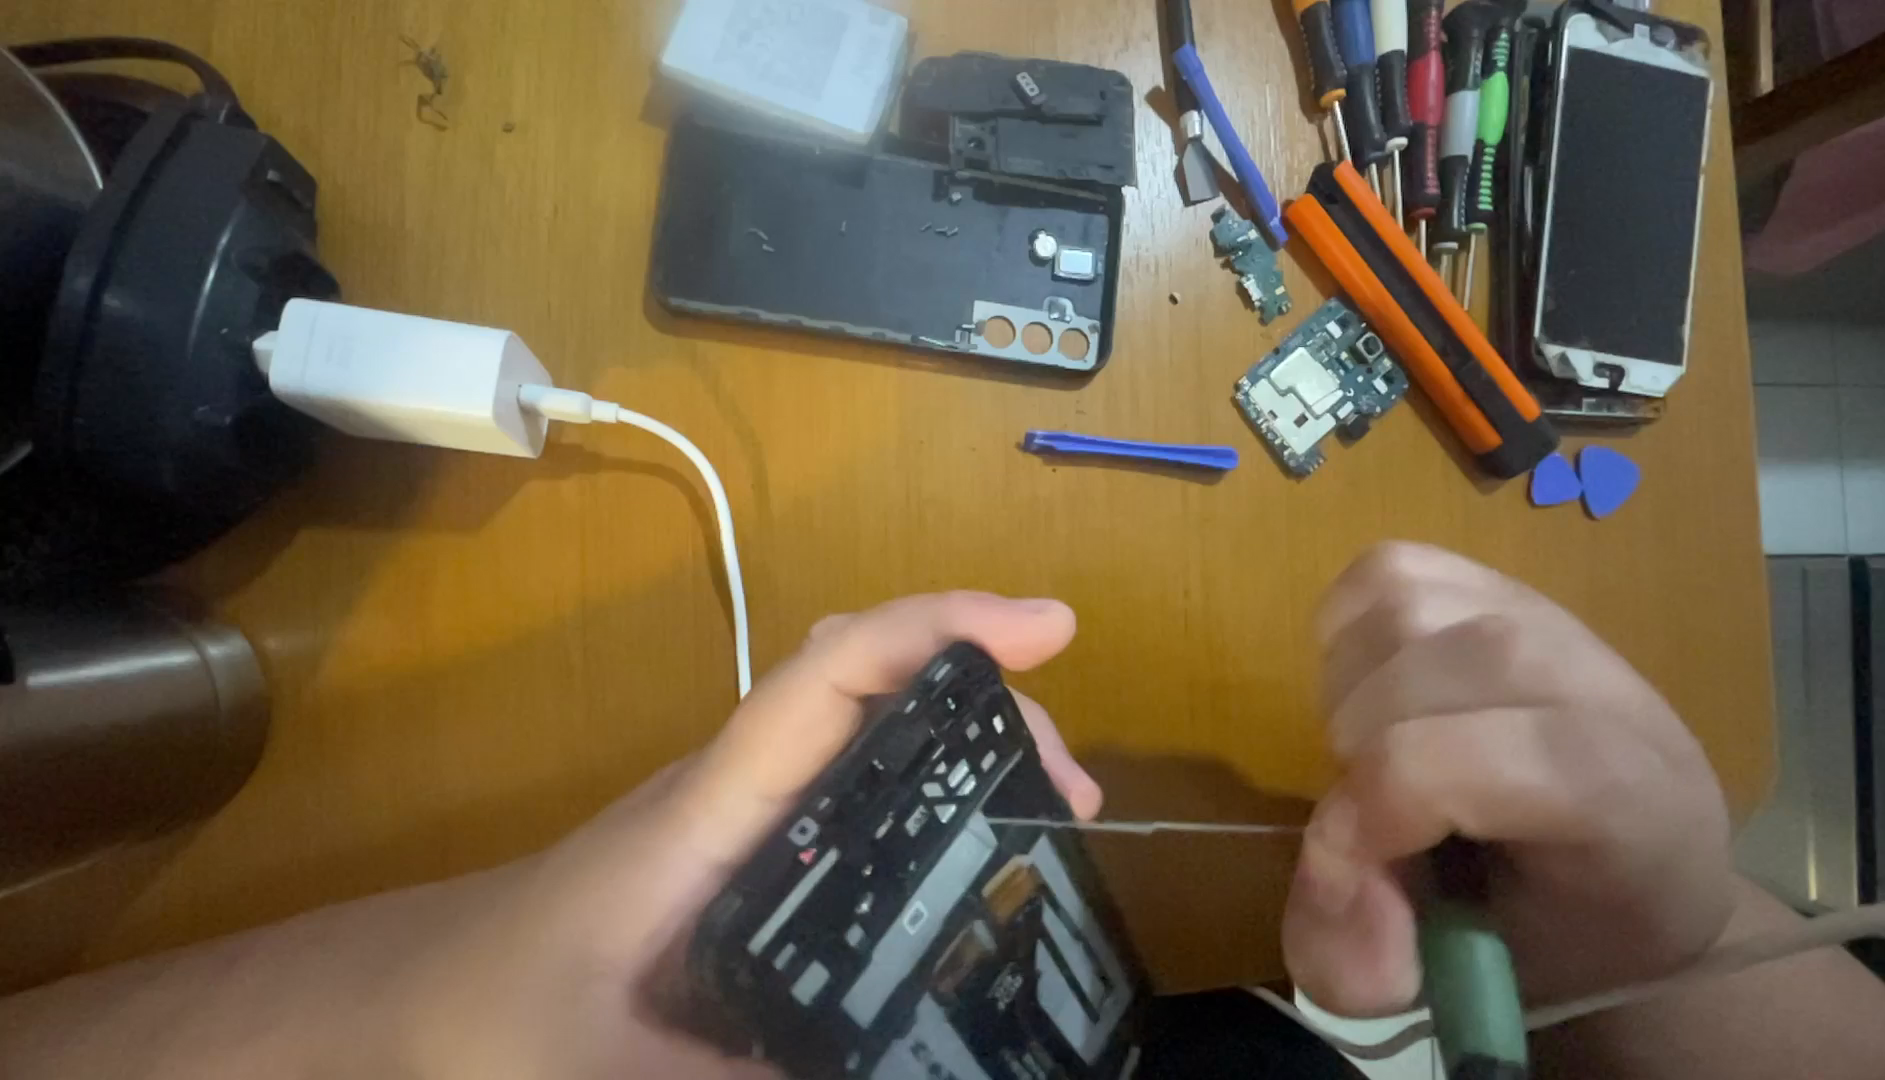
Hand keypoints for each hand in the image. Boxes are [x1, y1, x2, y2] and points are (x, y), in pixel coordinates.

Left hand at [396, 592, 1099, 1078]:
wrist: (432, 989)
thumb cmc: (500, 1005)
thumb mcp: (604, 1070)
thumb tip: (888, 1075)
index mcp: (725, 796)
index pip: (837, 670)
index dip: (940, 626)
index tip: (1044, 626)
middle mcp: (756, 775)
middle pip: (880, 672)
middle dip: (986, 690)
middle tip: (1070, 785)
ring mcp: (764, 799)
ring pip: (880, 713)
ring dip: (974, 732)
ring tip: (1051, 809)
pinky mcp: (768, 834)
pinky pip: (868, 770)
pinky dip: (939, 776)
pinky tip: (975, 843)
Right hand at [1282, 543, 1734, 1015]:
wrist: (1628, 846)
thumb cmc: (1555, 916)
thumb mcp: (1472, 969)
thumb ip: (1370, 954)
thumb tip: (1324, 909)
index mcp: (1626, 796)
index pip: (1467, 760)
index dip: (1376, 809)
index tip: (1347, 870)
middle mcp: (1596, 681)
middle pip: (1421, 665)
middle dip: (1355, 744)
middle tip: (1371, 806)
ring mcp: (1543, 614)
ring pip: (1396, 604)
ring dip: (1345, 683)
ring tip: (1370, 740)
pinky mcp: (1489, 580)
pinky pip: (1384, 570)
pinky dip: (1346, 626)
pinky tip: (1372, 678)